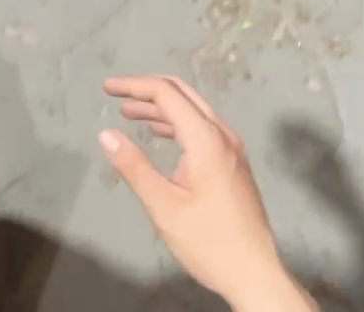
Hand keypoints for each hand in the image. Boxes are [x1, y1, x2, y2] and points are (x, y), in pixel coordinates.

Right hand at [99, 76, 315, 311]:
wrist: (258, 277)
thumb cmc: (210, 242)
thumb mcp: (164, 207)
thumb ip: (134, 166)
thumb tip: (106, 134)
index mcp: (206, 139)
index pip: (166, 93)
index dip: (133, 85)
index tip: (107, 89)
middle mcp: (222, 135)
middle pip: (181, 92)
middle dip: (146, 88)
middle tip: (116, 93)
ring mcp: (231, 148)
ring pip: (192, 109)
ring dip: (159, 105)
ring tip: (128, 113)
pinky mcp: (233, 162)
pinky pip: (201, 126)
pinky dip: (175, 121)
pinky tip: (158, 133)